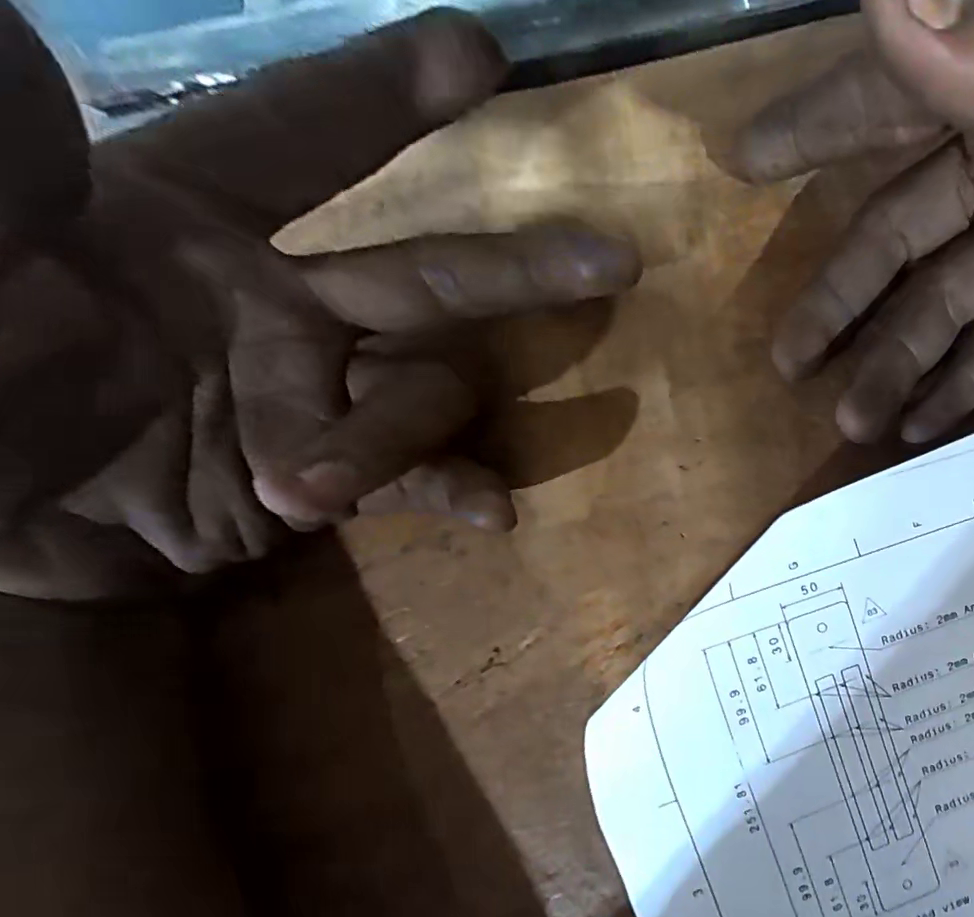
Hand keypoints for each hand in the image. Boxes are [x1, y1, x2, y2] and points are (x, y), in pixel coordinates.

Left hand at [0, 7, 638, 599]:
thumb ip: (2, 164)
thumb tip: (5, 31)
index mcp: (185, 220)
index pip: (298, 137)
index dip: (389, 93)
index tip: (481, 53)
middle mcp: (287, 301)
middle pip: (433, 278)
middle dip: (525, 270)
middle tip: (613, 262)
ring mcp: (325, 393)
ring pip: (424, 394)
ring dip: (389, 435)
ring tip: (314, 484)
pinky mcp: (345, 474)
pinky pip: (425, 476)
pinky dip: (457, 488)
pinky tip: (489, 512)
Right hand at [734, 0, 973, 442]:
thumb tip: (893, 11)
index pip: (898, 99)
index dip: (817, 127)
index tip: (748, 164)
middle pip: (907, 230)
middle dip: (845, 291)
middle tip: (788, 354)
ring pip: (951, 303)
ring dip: (899, 359)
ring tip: (849, 414)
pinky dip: (967, 384)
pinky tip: (926, 425)